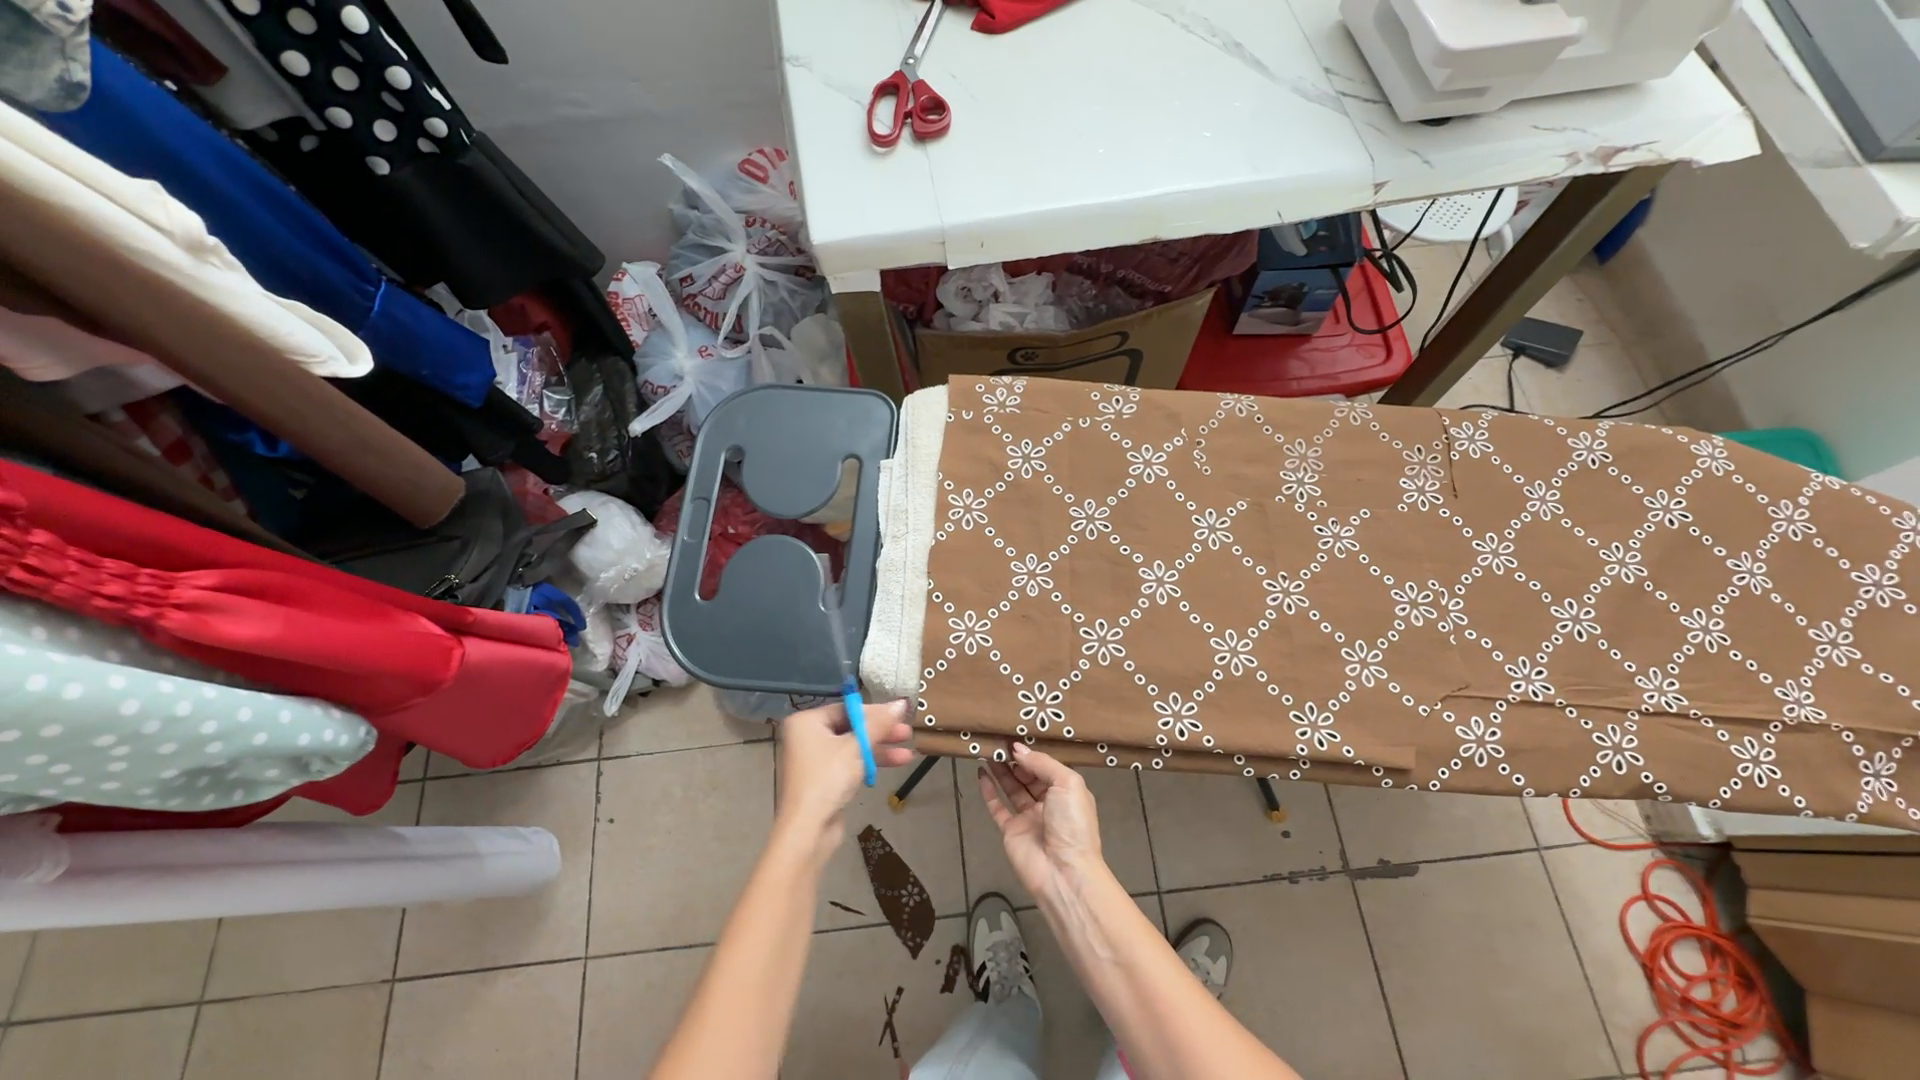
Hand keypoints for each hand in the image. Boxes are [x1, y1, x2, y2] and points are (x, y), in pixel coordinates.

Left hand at [775, 699, 913, 861]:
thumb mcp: (856, 747)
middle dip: (881, 732)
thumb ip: (879, 724)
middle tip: (907, 733)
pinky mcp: (825, 778)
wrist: (809, 828)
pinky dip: (870, 762)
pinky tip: (894, 764)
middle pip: (851, 727)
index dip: (875, 711)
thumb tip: (901, 702)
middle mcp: (808, 736)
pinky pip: (850, 762)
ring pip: (853, 746)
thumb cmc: (828, 778)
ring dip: (880, 749)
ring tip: (908, 753)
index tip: (900, 714)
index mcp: (806, 722)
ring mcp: (816, 759)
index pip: (846, 708)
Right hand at [978, 742, 1103, 902]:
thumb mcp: (1067, 783)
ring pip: (1012, 789)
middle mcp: (1048, 803)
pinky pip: (997, 807)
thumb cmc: (1072, 823)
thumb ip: (1042, 763)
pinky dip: (989, 791)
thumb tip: (1018, 749)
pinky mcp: (1010, 830)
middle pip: (1028, 776)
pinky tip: (981, 774)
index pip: (1047, 767)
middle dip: (1015, 760)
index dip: (1032, 754)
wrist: (1063, 871)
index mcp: (1067, 792)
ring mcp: (1028, 817)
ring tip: (987, 752)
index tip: (1014, 739)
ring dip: (1000, 771)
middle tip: (997, 742)